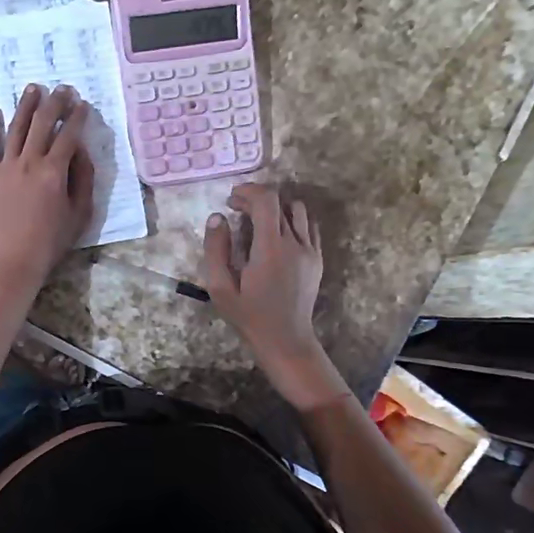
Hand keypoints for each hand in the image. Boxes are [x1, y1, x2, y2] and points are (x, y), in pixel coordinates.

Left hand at [0, 84, 94, 294]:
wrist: (13, 261)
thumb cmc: (51, 243)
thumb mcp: (80, 214)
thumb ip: (83, 180)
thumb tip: (81, 152)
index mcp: (55, 172)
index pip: (69, 135)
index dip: (77, 117)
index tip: (83, 104)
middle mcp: (29, 162)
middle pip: (43, 123)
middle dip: (55, 103)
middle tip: (63, 89)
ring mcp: (6, 167)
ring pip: (17, 127)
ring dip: (26, 105)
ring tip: (34, 88)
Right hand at [203, 183, 349, 409]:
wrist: (286, 340)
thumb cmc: (249, 316)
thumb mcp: (220, 288)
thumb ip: (216, 250)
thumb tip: (217, 217)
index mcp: (270, 248)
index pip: (266, 200)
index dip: (248, 191)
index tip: (232, 199)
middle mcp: (295, 243)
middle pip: (281, 202)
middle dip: (257, 199)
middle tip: (237, 210)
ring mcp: (310, 251)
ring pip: (299, 210)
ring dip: (277, 208)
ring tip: (259, 221)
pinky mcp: (317, 259)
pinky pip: (310, 227)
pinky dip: (294, 221)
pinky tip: (278, 235)